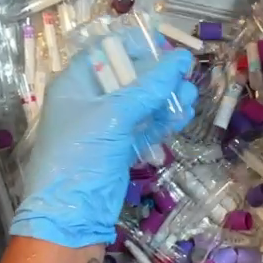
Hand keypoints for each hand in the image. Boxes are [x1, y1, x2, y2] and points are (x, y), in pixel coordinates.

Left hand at [10, 41, 196, 247]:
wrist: (71, 215)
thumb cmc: (81, 155)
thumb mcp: (114, 116)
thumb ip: (149, 88)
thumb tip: (181, 60)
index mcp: (74, 84)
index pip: (106, 52)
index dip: (137, 47)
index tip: (167, 50)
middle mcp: (87, 101)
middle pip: (127, 77)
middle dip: (158, 76)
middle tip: (186, 76)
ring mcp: (103, 126)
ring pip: (139, 103)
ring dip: (165, 99)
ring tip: (191, 97)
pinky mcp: (117, 148)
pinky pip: (143, 127)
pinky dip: (161, 121)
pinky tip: (183, 116)